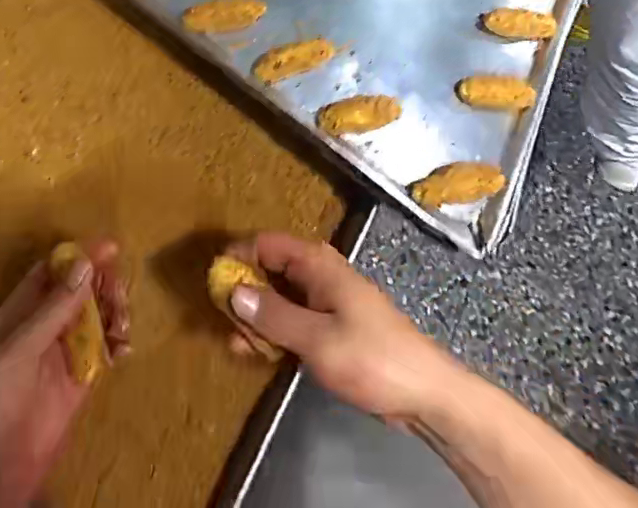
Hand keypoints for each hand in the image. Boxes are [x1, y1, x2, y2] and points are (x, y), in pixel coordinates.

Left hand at [0, 239, 127, 507]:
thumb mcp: (15, 353)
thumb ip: (52, 311)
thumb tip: (85, 263)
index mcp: (17, 316)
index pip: (51, 273)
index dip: (79, 256)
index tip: (111, 247)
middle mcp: (40, 331)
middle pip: (78, 293)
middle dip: (102, 285)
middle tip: (120, 294)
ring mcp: (59, 358)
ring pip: (93, 320)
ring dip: (112, 313)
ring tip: (123, 324)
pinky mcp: (75, 386)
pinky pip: (100, 354)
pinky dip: (115, 345)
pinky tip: (123, 350)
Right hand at [222, 232, 462, 429]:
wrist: (423, 393)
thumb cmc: (371, 357)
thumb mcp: (316, 338)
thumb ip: (274, 315)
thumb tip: (235, 292)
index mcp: (318, 264)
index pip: (269, 243)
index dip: (240, 255)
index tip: (214, 277)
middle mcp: (320, 275)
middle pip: (271, 269)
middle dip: (245, 290)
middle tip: (221, 317)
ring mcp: (326, 302)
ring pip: (280, 298)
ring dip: (257, 316)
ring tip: (234, 340)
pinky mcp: (331, 328)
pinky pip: (293, 321)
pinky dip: (273, 332)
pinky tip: (254, 352)